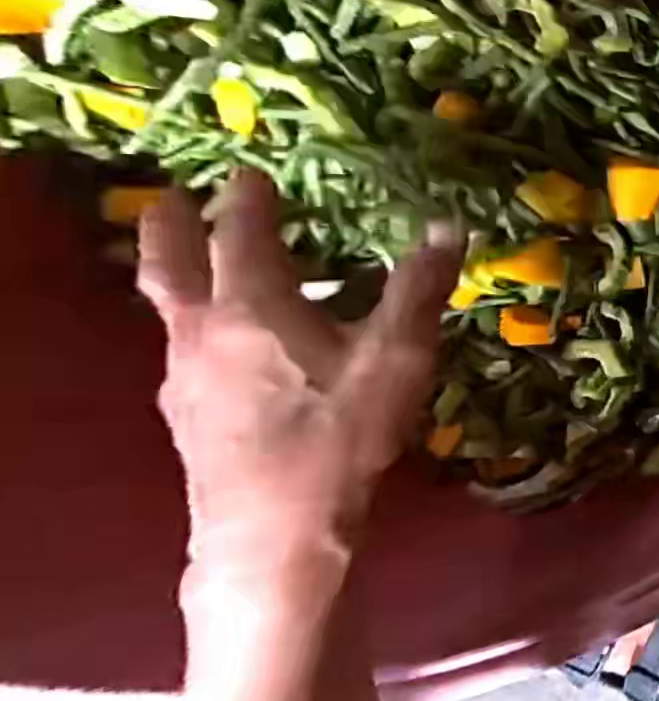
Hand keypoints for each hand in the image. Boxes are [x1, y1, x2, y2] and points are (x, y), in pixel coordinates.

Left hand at [138, 169, 460, 577]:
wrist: (275, 526)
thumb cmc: (342, 430)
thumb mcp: (397, 355)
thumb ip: (420, 288)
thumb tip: (447, 225)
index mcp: (252, 311)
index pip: (241, 239)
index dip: (246, 202)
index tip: (250, 174)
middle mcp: (203, 334)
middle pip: (171, 268)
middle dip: (169, 228)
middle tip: (170, 198)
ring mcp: (185, 376)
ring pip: (172, 310)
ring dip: (182, 275)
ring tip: (204, 265)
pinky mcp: (189, 412)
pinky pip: (186, 346)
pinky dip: (201, 320)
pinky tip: (234, 342)